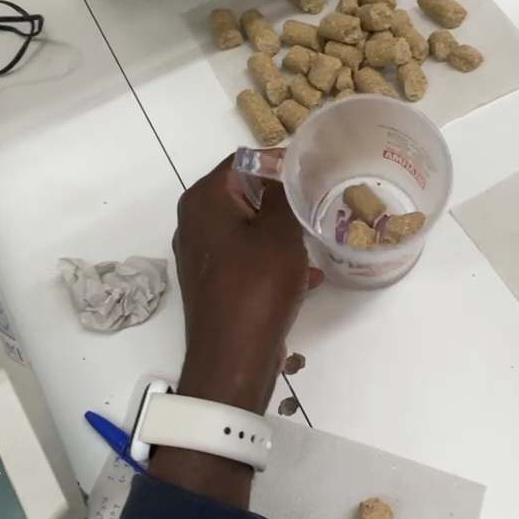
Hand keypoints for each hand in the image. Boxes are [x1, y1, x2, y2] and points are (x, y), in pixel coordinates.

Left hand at [171, 156, 315, 415]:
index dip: (281, 162)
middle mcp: (195, 222)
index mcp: (204, 200)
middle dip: (284, 198)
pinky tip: (310, 274)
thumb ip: (282, 191)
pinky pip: (248, 257)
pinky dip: (275, 260)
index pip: (244, 160)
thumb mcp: (279, 232)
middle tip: (323, 201)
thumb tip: (283, 163)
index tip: (317, 170)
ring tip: (319, 235)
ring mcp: (203, 254)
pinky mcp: (215, 282)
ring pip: (250, 227)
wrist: (234, 358)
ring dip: (283, 231)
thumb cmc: (257, 286)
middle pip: (245, 192)